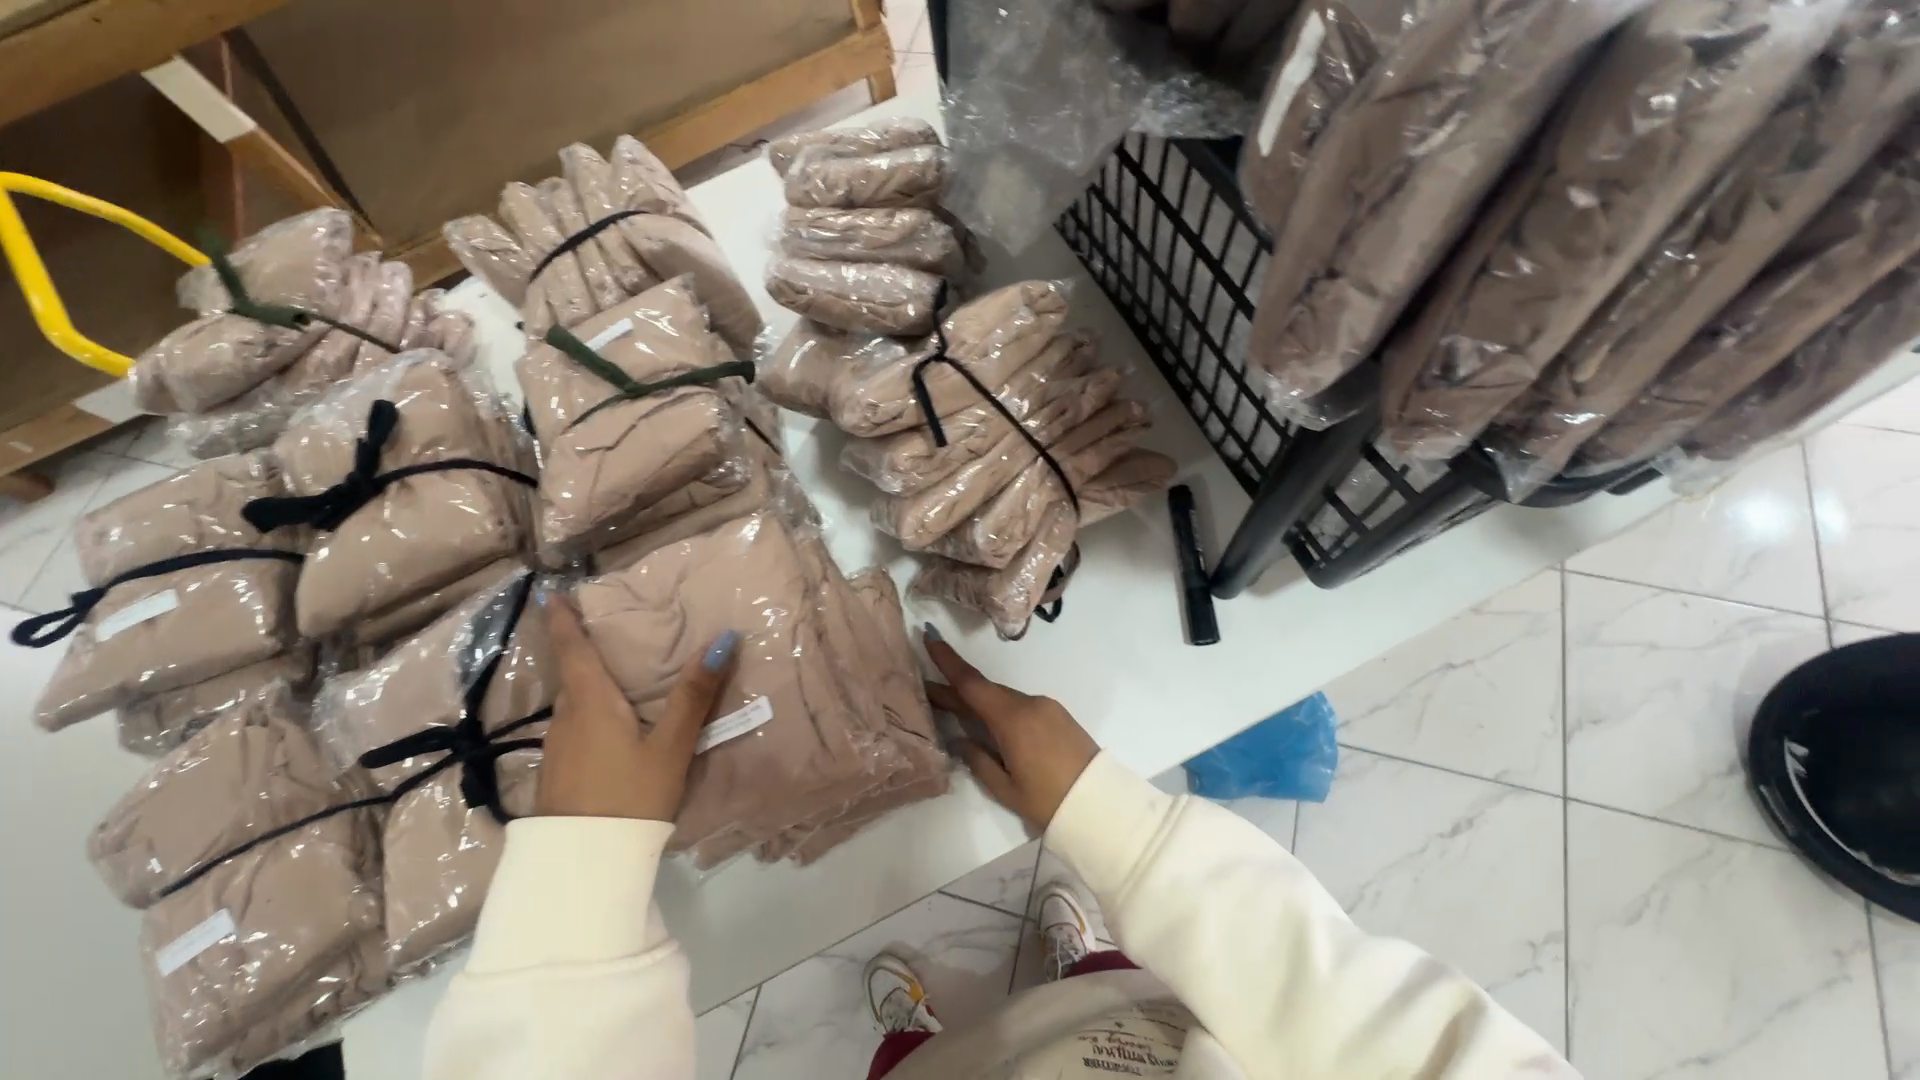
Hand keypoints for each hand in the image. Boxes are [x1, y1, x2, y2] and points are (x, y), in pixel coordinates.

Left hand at [535, 592, 736, 820]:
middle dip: (581, 648)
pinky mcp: (561, 771)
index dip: (563, 619)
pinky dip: (590, 709)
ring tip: (612, 671)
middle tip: (599, 626)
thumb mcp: (670, 745)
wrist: (584, 862)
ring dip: (586, 681)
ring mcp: (559, 746)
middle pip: (572, 673)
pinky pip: (576, 724)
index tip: (551, 592)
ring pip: (573, 701)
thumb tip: (724, 638)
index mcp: (590, 702)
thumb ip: (694, 694)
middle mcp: (567, 717)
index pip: (573, 648)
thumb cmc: (629, 794)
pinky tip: (610, 723)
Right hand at [923, 628, 1098, 832]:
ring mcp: (1046, 706)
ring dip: (980, 702)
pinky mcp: (1058, 714)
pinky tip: (991, 725)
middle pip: (986, 691)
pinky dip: (1001, 709)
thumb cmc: (1048, 800)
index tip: (930, 638)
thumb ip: (978, 760)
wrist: (1101, 803)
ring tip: (956, 712)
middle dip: (957, 690)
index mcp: (1012, 719)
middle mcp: (1029, 703)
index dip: (948, 661)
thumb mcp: (1005, 788)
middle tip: (927, 691)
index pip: (972, 684)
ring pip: (1003, 699)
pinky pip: (1021, 705)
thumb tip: (959, 740)